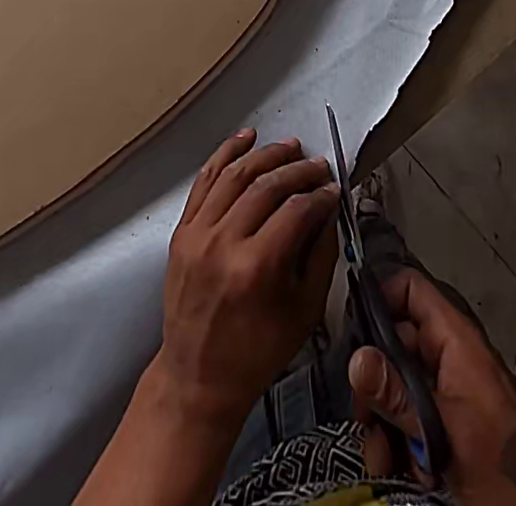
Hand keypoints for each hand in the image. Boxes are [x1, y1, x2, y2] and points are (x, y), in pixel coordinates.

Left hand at [150, 130, 340, 425]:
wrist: (198, 374)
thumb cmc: (254, 351)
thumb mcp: (304, 311)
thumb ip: (320, 255)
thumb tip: (326, 212)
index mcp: (256, 268)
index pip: (295, 210)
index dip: (320, 195)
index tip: (333, 190)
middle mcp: (222, 243)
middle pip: (266, 186)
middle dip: (297, 169)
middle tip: (317, 165)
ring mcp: (197, 234)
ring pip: (234, 175)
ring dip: (264, 155)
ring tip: (287, 147)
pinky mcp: (182, 231)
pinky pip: (204, 181)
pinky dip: (224, 155)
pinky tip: (243, 141)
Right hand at [349, 270, 515, 505]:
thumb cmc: (508, 471)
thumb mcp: (445, 432)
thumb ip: (398, 395)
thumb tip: (357, 359)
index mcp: (456, 340)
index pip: (408, 288)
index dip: (377, 297)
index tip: (351, 331)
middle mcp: (447, 354)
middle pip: (391, 339)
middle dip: (372, 379)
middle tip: (364, 415)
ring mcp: (444, 387)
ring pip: (392, 380)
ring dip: (379, 416)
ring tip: (382, 453)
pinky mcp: (442, 418)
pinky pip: (403, 411)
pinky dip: (392, 436)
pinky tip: (393, 463)